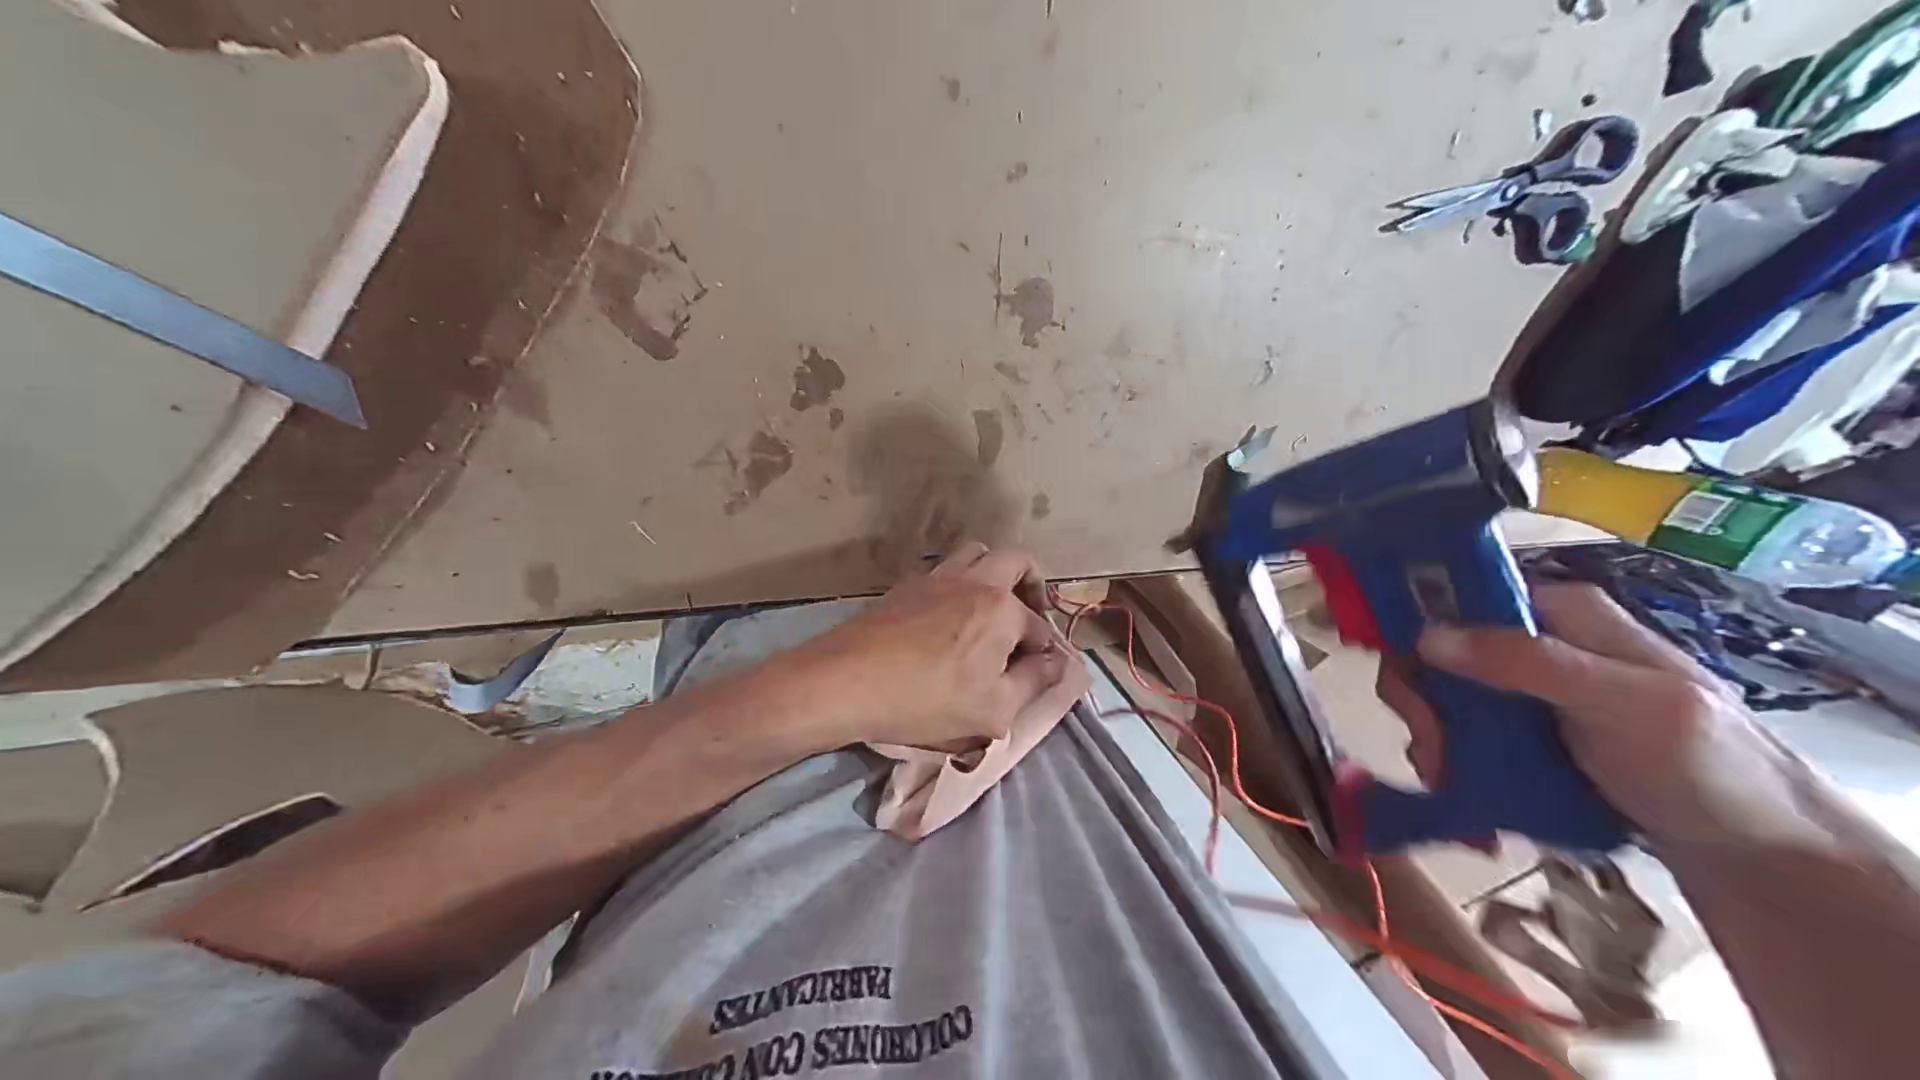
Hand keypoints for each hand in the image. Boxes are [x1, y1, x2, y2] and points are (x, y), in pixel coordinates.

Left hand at [782, 542, 1088, 750]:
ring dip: (994, 574)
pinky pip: (943, 570)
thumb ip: (1035, 682)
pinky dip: (959, 584)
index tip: (1039, 675)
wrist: (843, 682)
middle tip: (1029, 618)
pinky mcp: (905, 586)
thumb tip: (1059, 664)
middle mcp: (973, 581)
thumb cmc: (924, 701)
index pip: (1039, 628)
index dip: (1045, 654)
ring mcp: (935, 578)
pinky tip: (948, 618)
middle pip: (1017, 561)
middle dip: (1032, 586)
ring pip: (976, 553)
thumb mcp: (993, 709)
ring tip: (990, 611)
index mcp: (1000, 609)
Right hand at [1379, 582, 1821, 848]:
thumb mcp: (1628, 704)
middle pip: (1436, 653)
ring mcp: (1525, 692)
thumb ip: (1529, 663)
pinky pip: (1461, 737)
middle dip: (1422, 705)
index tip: (1410, 690)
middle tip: (1433, 754)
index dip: (1415, 631)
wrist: (1767, 859)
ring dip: (1434, 742)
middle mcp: (1531, 642)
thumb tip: (1425, 636)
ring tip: (1450, 784)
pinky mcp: (1522, 736)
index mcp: (1558, 613)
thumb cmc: (1712, 768)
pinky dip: (1452, 766)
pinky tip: (1464, 796)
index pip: (1457, 599)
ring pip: (1441, 699)